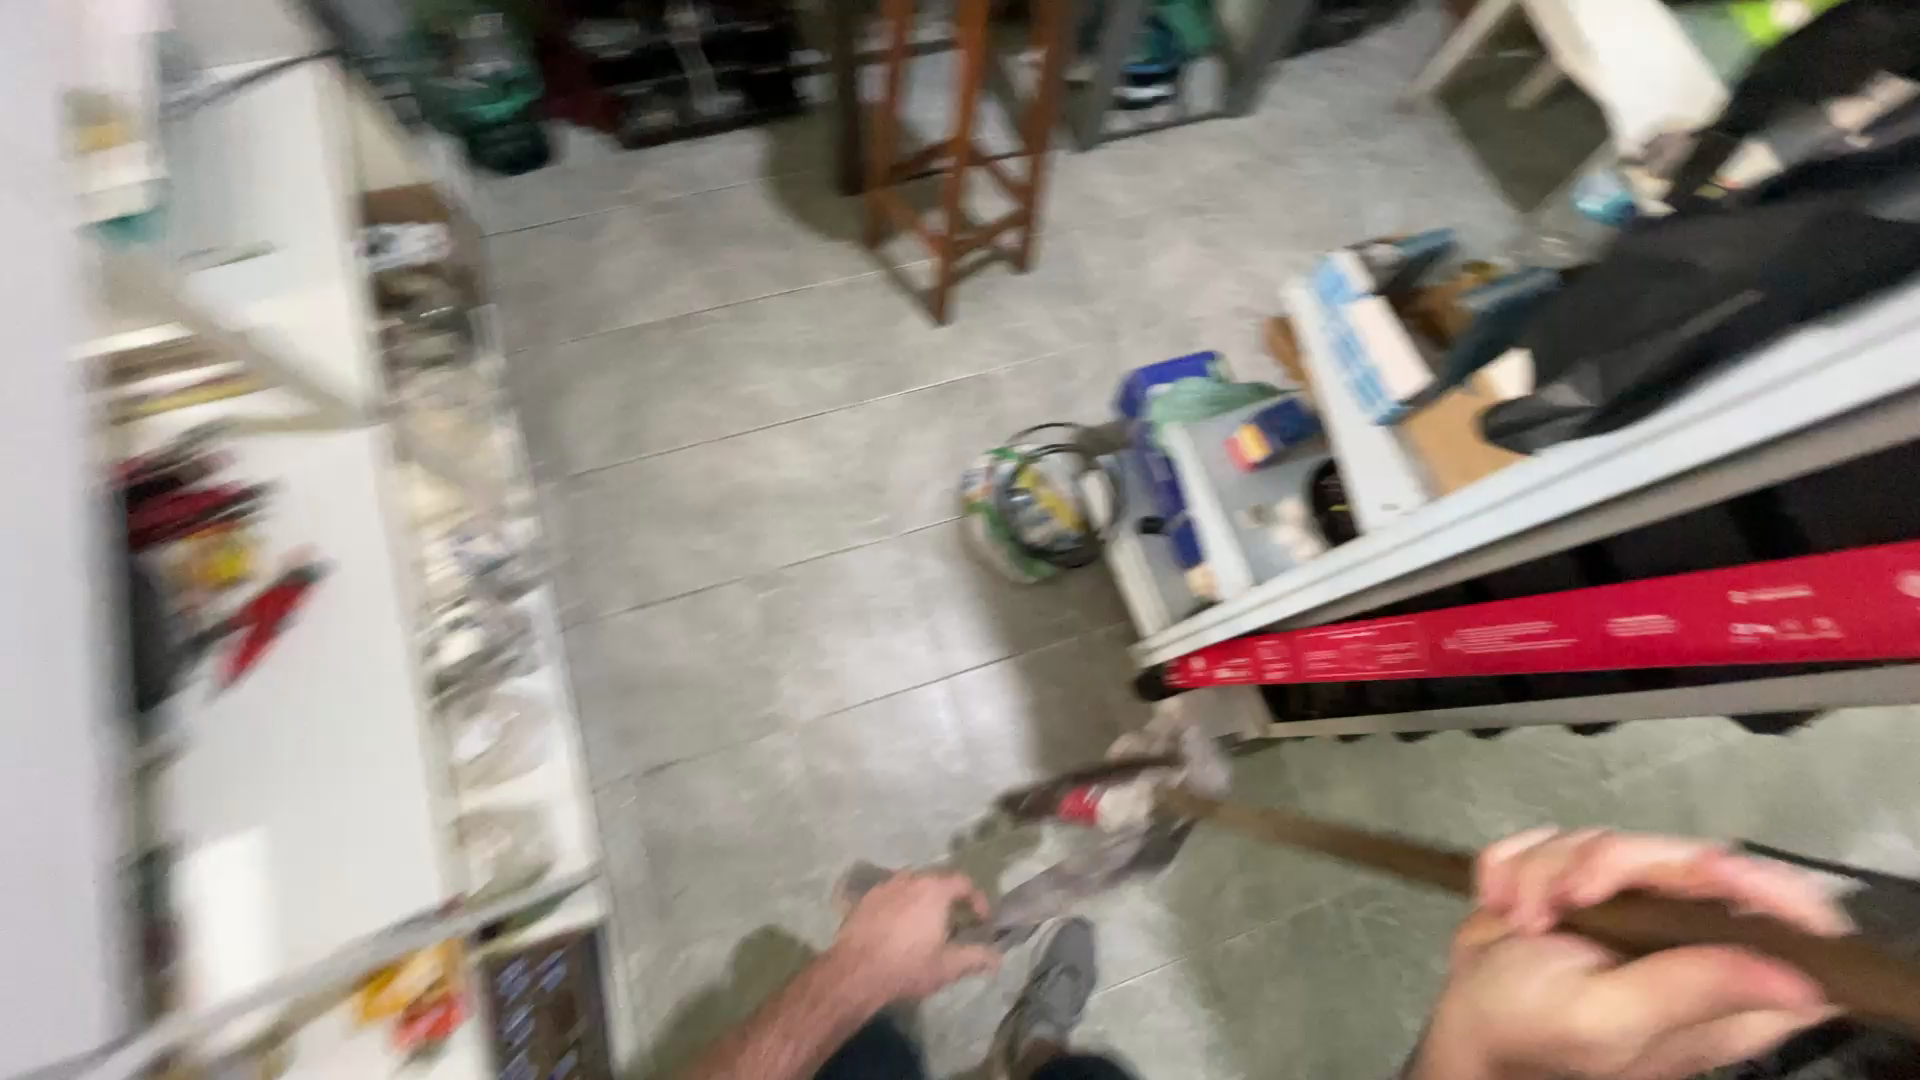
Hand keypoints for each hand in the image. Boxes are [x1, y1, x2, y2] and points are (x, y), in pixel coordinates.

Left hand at [827, 870, 1000, 1005]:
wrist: (855, 971)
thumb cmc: (907, 966)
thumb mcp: (947, 966)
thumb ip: (975, 957)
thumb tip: (998, 957)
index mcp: (934, 889)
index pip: (964, 882)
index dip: (977, 899)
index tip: (982, 920)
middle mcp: (911, 878)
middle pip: (938, 880)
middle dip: (951, 899)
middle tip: (956, 922)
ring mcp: (886, 885)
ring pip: (913, 885)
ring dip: (925, 900)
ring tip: (927, 924)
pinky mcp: (867, 897)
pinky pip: (892, 894)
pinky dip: (902, 905)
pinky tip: (899, 927)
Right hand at [1414, 829, 1852, 1079]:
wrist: (1460, 1018)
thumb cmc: (1533, 1029)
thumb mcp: (1609, 1017)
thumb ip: (1688, 988)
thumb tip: (1800, 981)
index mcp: (1719, 985)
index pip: (1788, 927)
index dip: (1767, 890)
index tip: (1712, 870)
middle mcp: (1677, 937)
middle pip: (1676, 856)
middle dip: (1601, 864)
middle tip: (1565, 899)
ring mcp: (1615, 904)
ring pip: (1595, 840)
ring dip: (1538, 872)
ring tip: (1520, 918)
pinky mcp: (1559, 879)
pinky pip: (1539, 840)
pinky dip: (1508, 864)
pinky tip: (1499, 902)